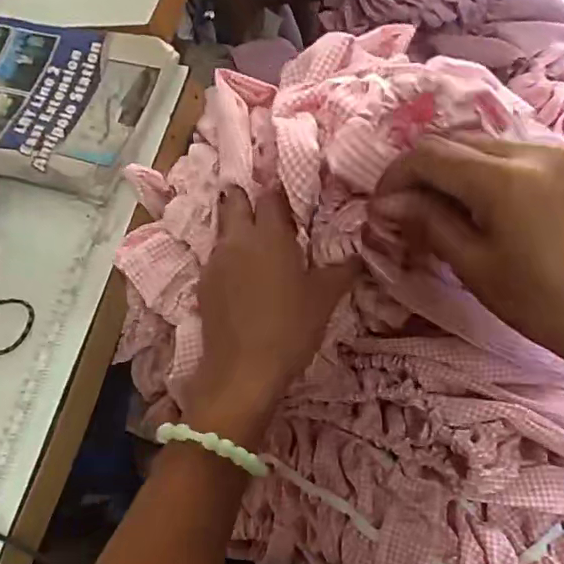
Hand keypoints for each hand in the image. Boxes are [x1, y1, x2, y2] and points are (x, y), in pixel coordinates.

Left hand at [186, 186, 359, 445]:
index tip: (291, 197)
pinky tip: (242, 279)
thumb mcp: (325, 300)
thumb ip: (342, 271)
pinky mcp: (203, 286)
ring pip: (223, 230)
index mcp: (270, 234)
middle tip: (265, 210)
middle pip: (235, 201)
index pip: (272, 196)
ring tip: (256, 245)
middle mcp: (238, 239)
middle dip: (247, 198)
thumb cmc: (290, 329)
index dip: (281, 193)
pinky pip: (217, 260)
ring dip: (237, 229)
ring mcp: (215, 262)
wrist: (243, 371)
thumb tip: (359, 253)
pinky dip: (229, 260)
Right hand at [371, 136, 563, 373]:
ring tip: (429, 212)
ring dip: (445, 171)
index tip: (379, 207)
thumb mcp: (471, 264)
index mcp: (502, 178)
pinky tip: (465, 206)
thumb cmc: (532, 300)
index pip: (430, 154)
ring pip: (476, 145)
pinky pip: (500, 156)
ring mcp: (546, 153)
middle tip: (400, 212)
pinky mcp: (556, 165)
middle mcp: (526, 150)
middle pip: (453, 142)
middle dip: (419, 172)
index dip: (396, 176)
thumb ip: (428, 222)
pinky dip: (473, 174)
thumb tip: (386, 204)